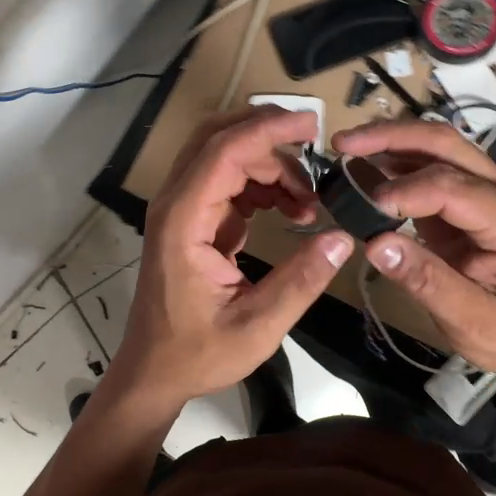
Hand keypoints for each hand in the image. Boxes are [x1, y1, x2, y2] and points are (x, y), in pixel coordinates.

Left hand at [113, 108, 353, 407]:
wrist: (154, 371)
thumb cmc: (197, 353)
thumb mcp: (257, 327)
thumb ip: (300, 281)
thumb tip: (342, 239)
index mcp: (182, 222)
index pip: (223, 153)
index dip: (267, 130)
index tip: (312, 123)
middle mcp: (175, 204)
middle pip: (217, 139)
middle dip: (269, 134)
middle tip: (317, 146)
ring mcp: (180, 210)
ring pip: (223, 156)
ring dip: (269, 165)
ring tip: (309, 202)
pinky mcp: (192, 220)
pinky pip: (227, 182)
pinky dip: (261, 184)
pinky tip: (291, 209)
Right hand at [333, 120, 495, 383]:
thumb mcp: (472, 322)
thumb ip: (427, 282)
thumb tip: (376, 246)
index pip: (453, 188)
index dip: (406, 191)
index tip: (364, 206)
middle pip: (446, 145)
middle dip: (392, 137)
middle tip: (343, 143)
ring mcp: (486, 190)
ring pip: (438, 145)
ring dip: (391, 140)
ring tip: (346, 147)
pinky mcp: (466, 198)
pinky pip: (430, 166)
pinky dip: (396, 159)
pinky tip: (364, 166)